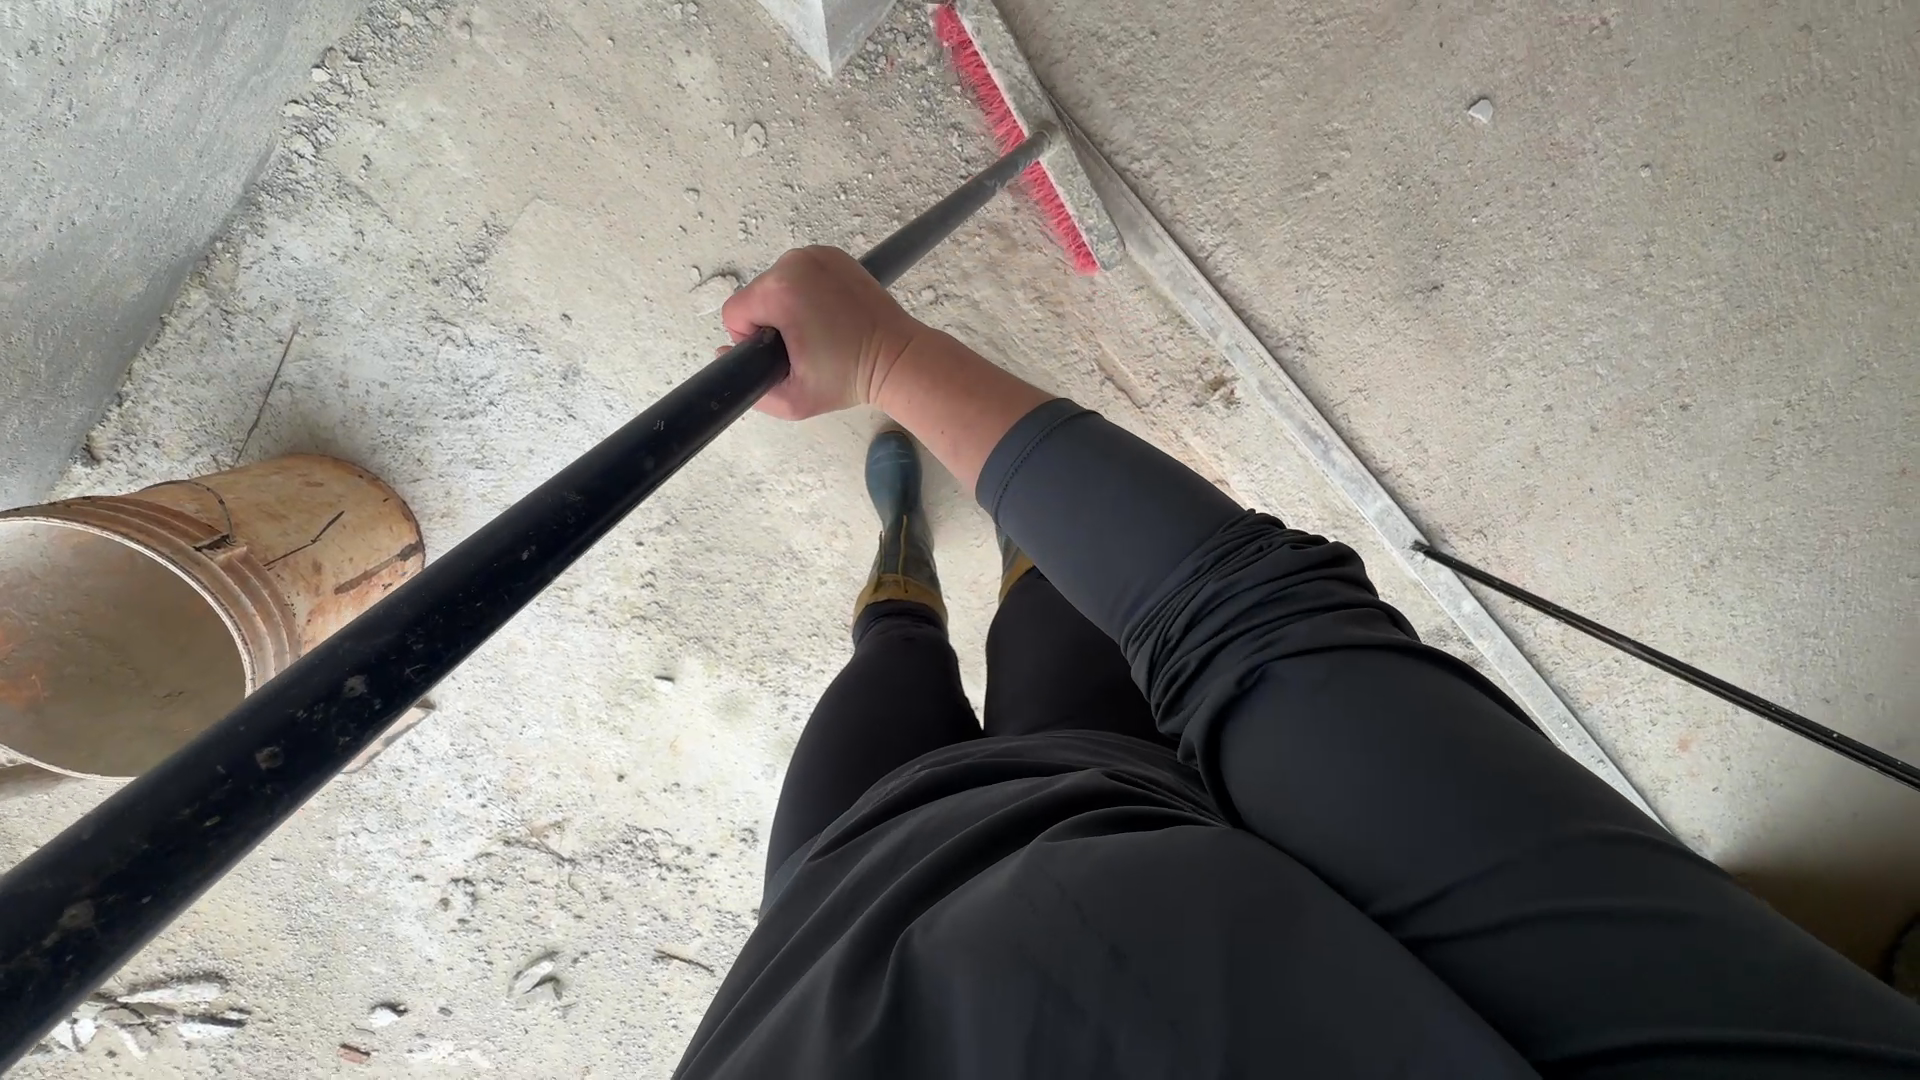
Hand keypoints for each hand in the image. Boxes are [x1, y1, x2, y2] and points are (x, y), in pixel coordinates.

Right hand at [721, 247, 927, 420]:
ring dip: (789, 308)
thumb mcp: (793, 399)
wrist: (896, 359)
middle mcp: (796, 263)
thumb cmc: (849, 377)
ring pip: (778, 285)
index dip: (751, 340)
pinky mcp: (835, 256)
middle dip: (773, 323)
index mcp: (781, 290)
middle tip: (807, 347)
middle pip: (756, 295)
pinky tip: (829, 316)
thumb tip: (726, 354)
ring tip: (820, 333)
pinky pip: (802, 275)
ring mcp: (817, 255)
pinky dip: (808, 294)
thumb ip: (750, 385)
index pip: (735, 312)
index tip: (783, 354)